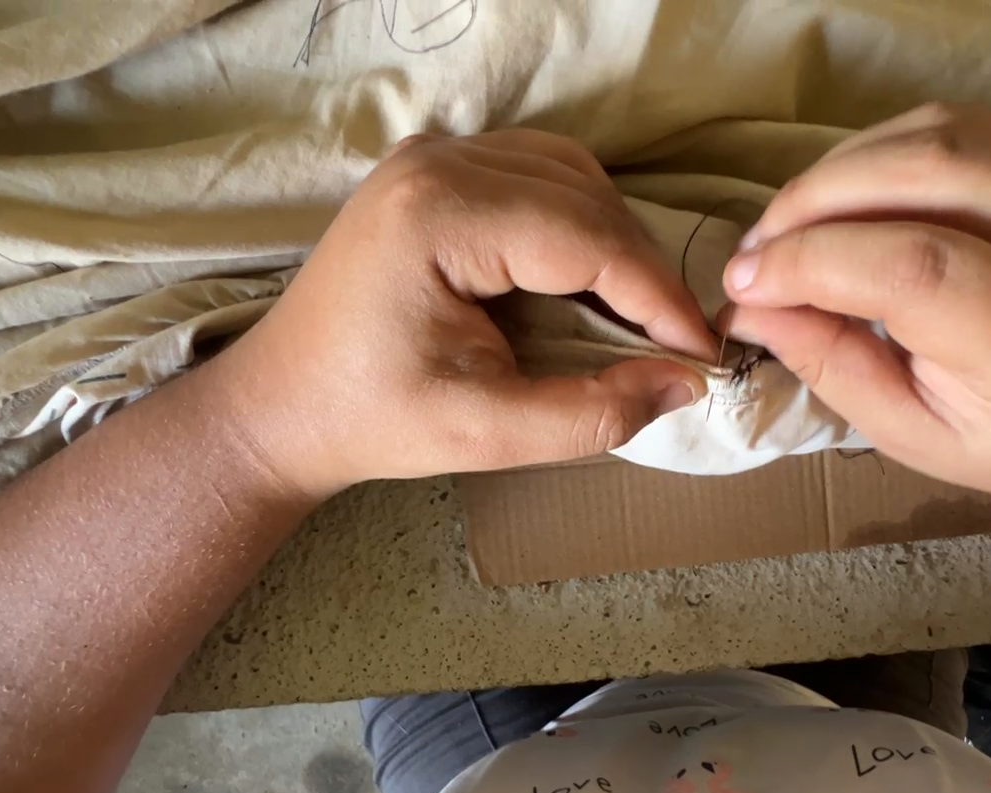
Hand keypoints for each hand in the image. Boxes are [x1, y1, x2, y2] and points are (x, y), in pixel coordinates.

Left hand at [214, 130, 713, 499]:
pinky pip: (537, 179)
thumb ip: (592, 414)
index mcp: (441, 215)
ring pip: (569, 178)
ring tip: (637, 315)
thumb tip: (682, 384)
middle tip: (673, 342)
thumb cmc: (374, 421)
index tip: (702, 350)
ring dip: (615, 244)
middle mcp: (437, 163)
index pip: (587, 237)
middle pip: (585, 196)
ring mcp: (431, 159)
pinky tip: (587, 279)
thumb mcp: (487, 435)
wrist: (288, 406)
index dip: (658, 296)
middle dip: (642, 271)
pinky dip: (579, 227)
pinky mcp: (432, 176)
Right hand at [719, 103, 990, 507]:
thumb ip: (830, 362)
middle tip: (756, 245)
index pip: (917, 270)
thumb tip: (749, 304)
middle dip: (818, 199)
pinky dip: (884, 152)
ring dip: (844, 168)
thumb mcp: (905, 431)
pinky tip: (842, 195)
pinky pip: (969, 129)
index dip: (812, 261)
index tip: (743, 283)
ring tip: (787, 221)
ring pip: (950, 135)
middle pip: (937, 174)